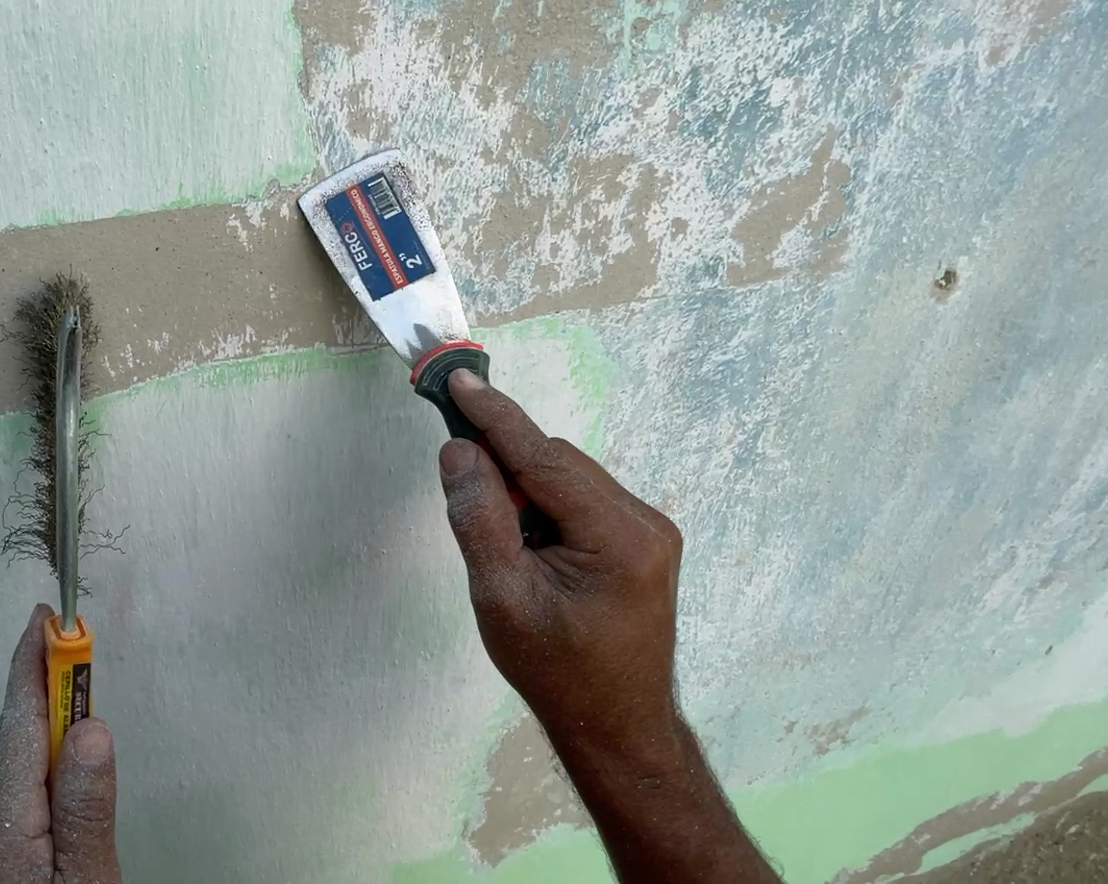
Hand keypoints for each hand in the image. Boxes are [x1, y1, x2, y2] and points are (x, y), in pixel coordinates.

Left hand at [0, 604, 121, 883]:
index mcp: (4, 833)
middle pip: (19, 741)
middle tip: (69, 640)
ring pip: (23, 768)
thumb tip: (92, 725)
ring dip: (50, 725)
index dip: (33, 665)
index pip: (21, 727)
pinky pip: (25, 791)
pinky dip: (47, 762)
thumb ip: (90, 809)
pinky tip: (68, 760)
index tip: (46, 617)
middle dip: (43, 686)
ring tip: (77, 690)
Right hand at [435, 370, 779, 882]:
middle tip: (461, 484)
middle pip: (556, 461)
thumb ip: (478, 517)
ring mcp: (648, 528)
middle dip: (505, 463)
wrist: (616, 726)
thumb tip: (460, 450)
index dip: (496, 416)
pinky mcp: (638, 538)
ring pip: (565, 475)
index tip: (459, 380)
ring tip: (503, 541)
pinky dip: (541, 502)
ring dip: (522, 487)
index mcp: (617, 536)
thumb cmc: (556, 670)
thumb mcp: (501, 597)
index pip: (544, 457)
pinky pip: (576, 496)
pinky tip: (527, 542)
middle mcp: (644, 520)